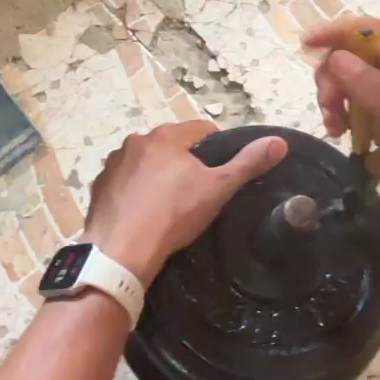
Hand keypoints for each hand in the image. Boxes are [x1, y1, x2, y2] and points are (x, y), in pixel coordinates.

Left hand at [82, 121, 287, 286]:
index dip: (216, 147)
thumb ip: (248, 164)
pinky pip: (124, 181)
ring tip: (168, 204)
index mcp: (166, 137)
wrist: (122, 250)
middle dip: (185, 160)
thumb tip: (280, 142)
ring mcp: (113, 163)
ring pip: (145, 161)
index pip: (201, 130)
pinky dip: (134, 190)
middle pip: (171, 144)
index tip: (221, 170)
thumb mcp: (218, 189)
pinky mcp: (99, 186)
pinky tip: (142, 212)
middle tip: (197, 190)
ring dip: (157, 173)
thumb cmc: (173, 215)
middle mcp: (136, 141)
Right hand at [306, 17, 379, 261]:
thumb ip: (379, 93)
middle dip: (333, 74)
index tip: (305, 46)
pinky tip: (341, 138)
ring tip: (334, 129)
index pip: (373, 33)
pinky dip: (344, 117)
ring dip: (335, 98)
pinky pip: (360, 110)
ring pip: (355, 83)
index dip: (338, 32)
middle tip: (328, 110)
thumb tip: (338, 58)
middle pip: (358, 57)